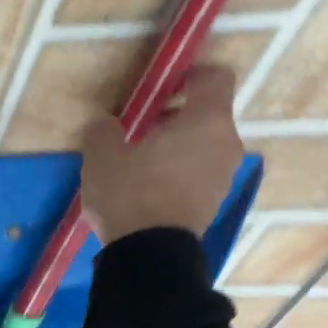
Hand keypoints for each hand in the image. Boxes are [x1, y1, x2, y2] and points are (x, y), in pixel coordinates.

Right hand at [80, 64, 245, 244]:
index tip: (164, 87)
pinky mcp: (214, 199)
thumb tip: (104, 122)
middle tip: (139, 135)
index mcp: (205, 120)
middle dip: (175, 119)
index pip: (214, 78)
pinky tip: (148, 192)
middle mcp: (226, 140)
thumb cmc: (129, 194)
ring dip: (177, 148)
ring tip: (141, 168)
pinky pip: (199, 173)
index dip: (191, 76)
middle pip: (207, 116)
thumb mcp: (101, 160)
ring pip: (203, 146)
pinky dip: (179, 173)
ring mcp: (225, 172)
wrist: (149, 252)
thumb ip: (103, 133)